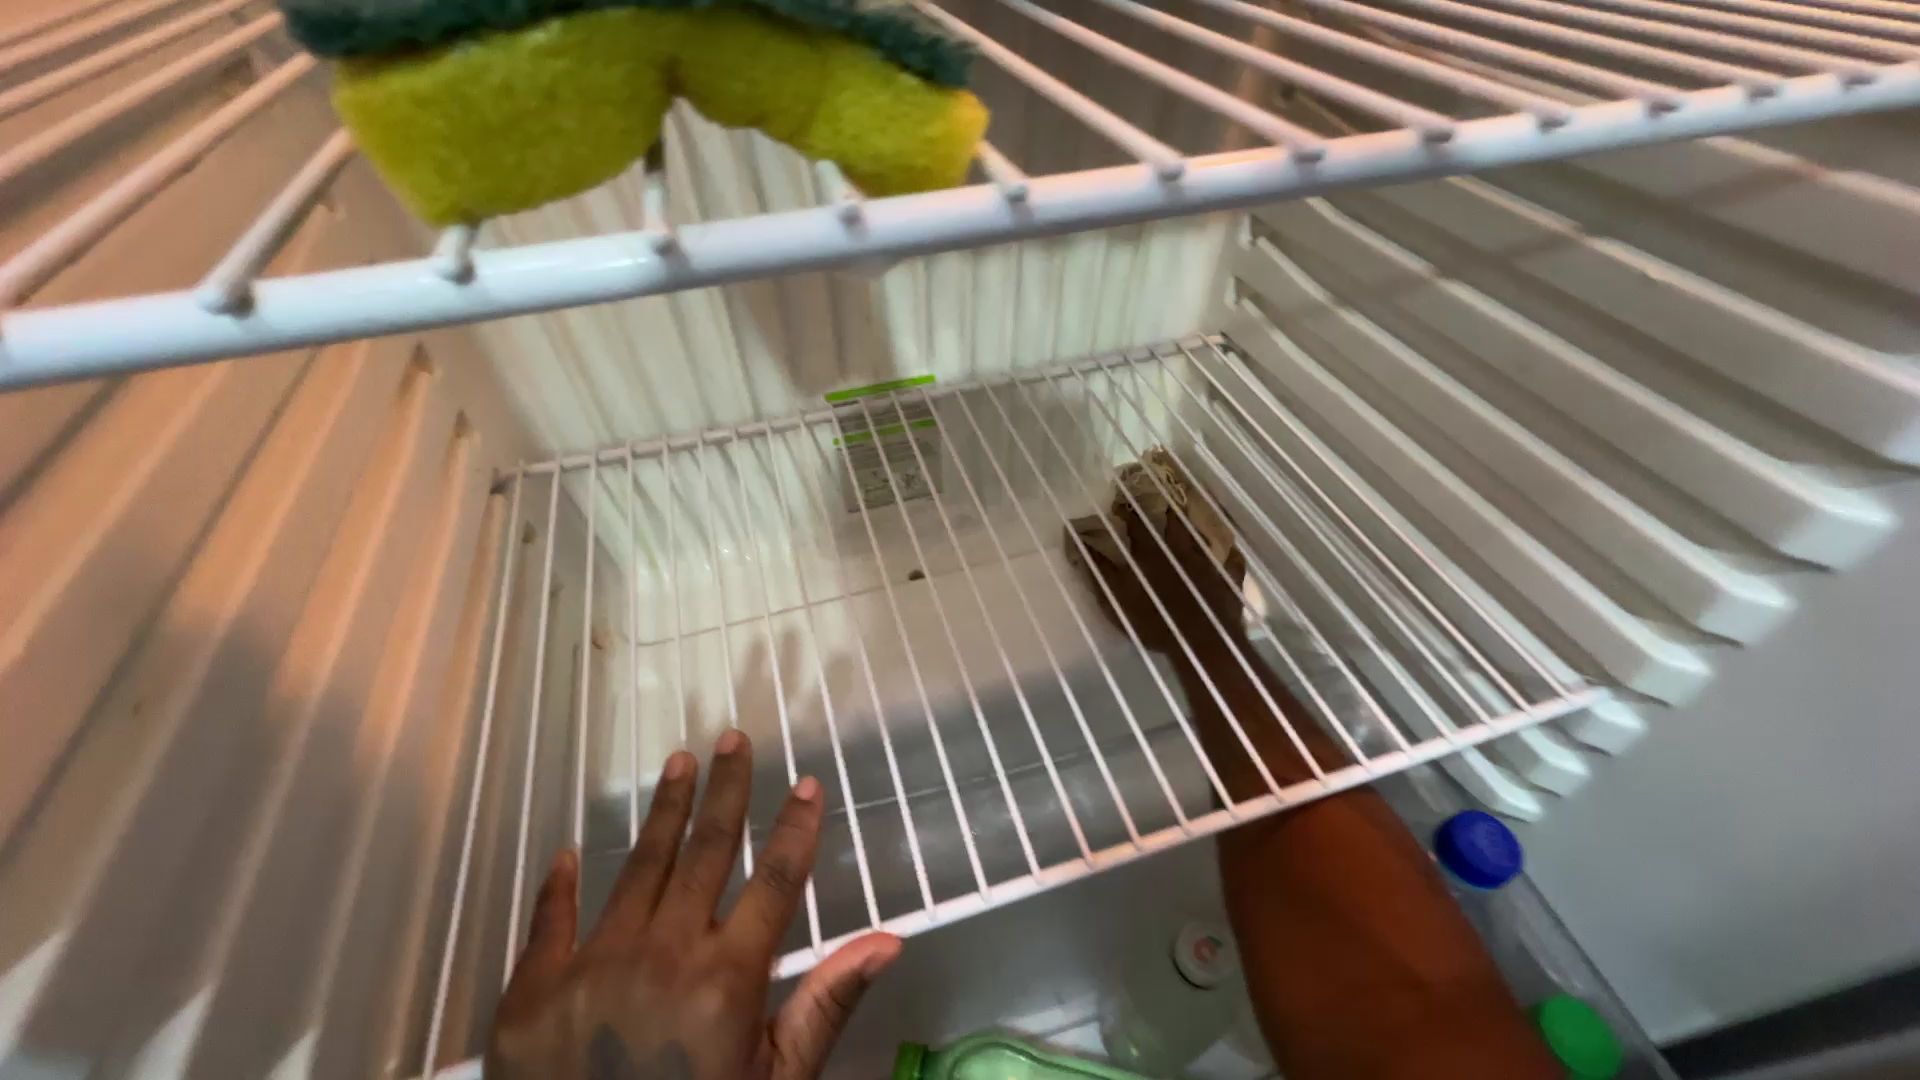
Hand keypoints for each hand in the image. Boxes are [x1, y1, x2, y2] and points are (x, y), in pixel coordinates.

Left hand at [487, 729, 900, 1079]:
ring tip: (679, 762)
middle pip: (705, 851)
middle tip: (733, 738)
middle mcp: (664, 952)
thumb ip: (826, 1006)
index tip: (807, 783)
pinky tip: (569, 853)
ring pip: (638, 867)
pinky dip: (560, 885)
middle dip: (725, 790)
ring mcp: (593, 965)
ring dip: (662, 811)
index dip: (795, 827)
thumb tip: (888, 942)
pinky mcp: (532, 990)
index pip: (775, 880)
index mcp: (727, 978)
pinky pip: (550, 920)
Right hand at [1078, 504, 1247, 661]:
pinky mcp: (1228, 579)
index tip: (1122, 500)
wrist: (1202, 641)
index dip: (1129, 511)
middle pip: (1174, 523)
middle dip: (1166, 508)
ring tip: (1192, 514)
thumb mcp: (1116, 598)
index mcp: (1151, 553)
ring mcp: (1207, 563)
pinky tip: (1229, 551)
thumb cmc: (1154, 621)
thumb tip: (1078, 541)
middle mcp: (1180, 550)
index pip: (1137, 524)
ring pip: (1201, 536)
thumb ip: (1099, 570)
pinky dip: (1228, 554)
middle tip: (1162, 496)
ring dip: (1195, 525)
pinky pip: (1230, 561)